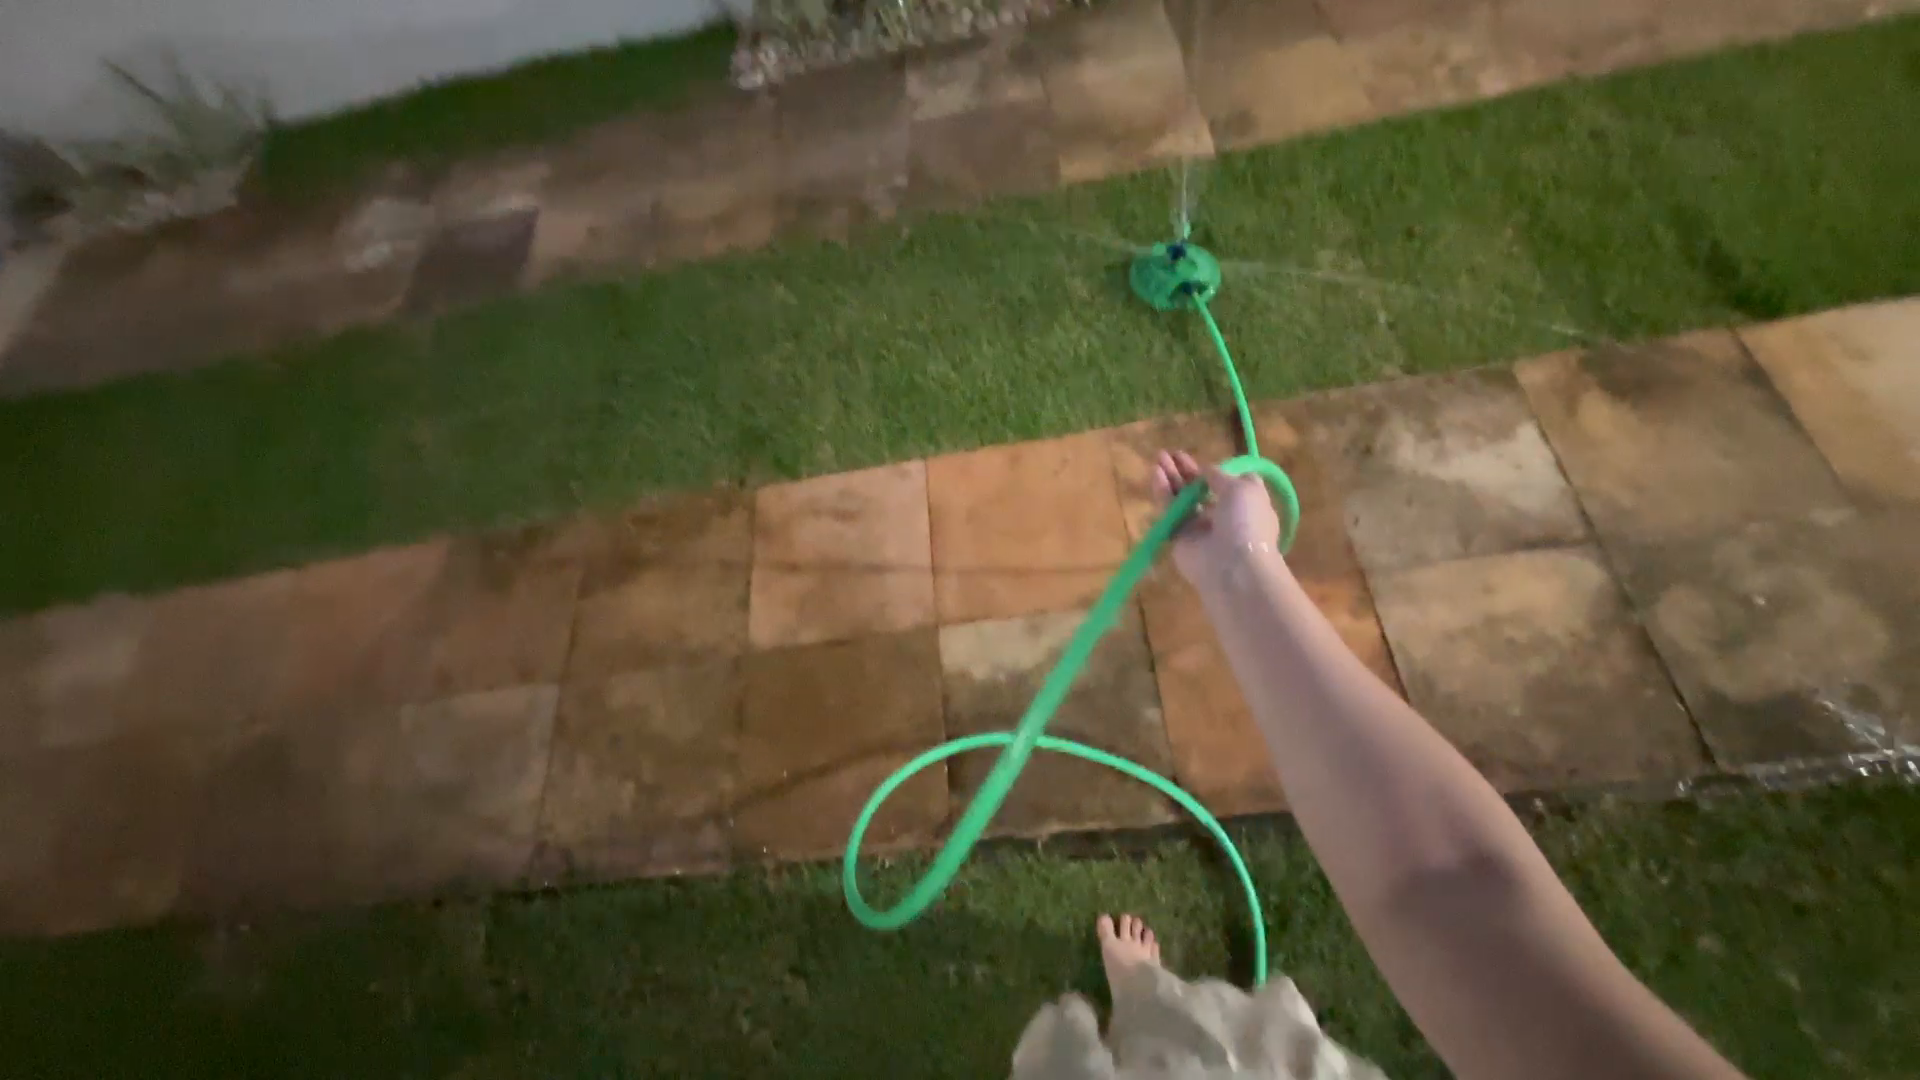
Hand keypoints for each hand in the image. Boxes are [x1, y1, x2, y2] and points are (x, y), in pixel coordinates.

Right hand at [1150, 450, 1282, 584]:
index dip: (1215, 471)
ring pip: (1182, 498)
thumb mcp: (1243, 488)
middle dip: (1186, 471)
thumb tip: (1207, 470)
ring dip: (1171, 478)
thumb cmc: (1246, 522)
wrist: (1232, 566)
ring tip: (1158, 457)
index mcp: (1246, 504)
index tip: (1202, 460)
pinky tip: (1155, 474)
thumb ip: (1220, 476)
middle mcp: (1223, 515)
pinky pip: (1169, 511)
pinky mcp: (1179, 536)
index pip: (1229, 484)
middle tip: (1170, 454)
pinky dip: (1163, 493)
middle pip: (1200, 489)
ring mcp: (1200, 527)